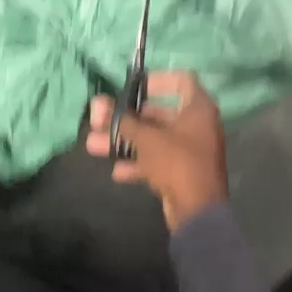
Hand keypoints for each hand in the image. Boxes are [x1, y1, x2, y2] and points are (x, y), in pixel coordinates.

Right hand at [85, 70, 227, 230]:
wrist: (198, 212)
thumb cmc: (176, 162)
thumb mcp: (146, 138)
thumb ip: (121, 120)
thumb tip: (96, 103)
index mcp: (198, 109)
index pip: (181, 80)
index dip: (157, 80)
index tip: (133, 87)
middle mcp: (196, 126)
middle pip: (158, 113)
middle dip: (126, 118)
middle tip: (98, 121)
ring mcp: (188, 151)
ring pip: (152, 139)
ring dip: (124, 141)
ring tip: (93, 145)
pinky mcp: (181, 173)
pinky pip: (156, 161)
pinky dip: (137, 163)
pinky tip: (116, 171)